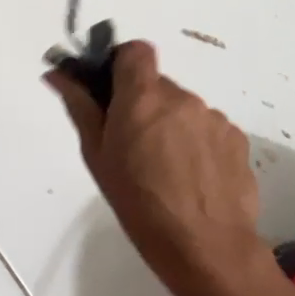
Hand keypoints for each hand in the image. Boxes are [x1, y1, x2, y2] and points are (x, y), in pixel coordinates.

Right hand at [45, 41, 274, 295]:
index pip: (135, 51)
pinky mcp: (237, 141)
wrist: (203, 244)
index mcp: (143, 97)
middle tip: (127, 142)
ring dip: (168, 124)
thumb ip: (80, 106)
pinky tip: (186, 176)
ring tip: (160, 166)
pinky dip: (192, 142)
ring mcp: (214, 119)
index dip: (119, 63)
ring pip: (181, 108)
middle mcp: (182, 98)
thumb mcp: (95, 154)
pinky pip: (205, 129)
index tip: (108, 90)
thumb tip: (57, 73)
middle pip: (156, 84)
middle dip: (140, 103)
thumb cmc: (135, 199)